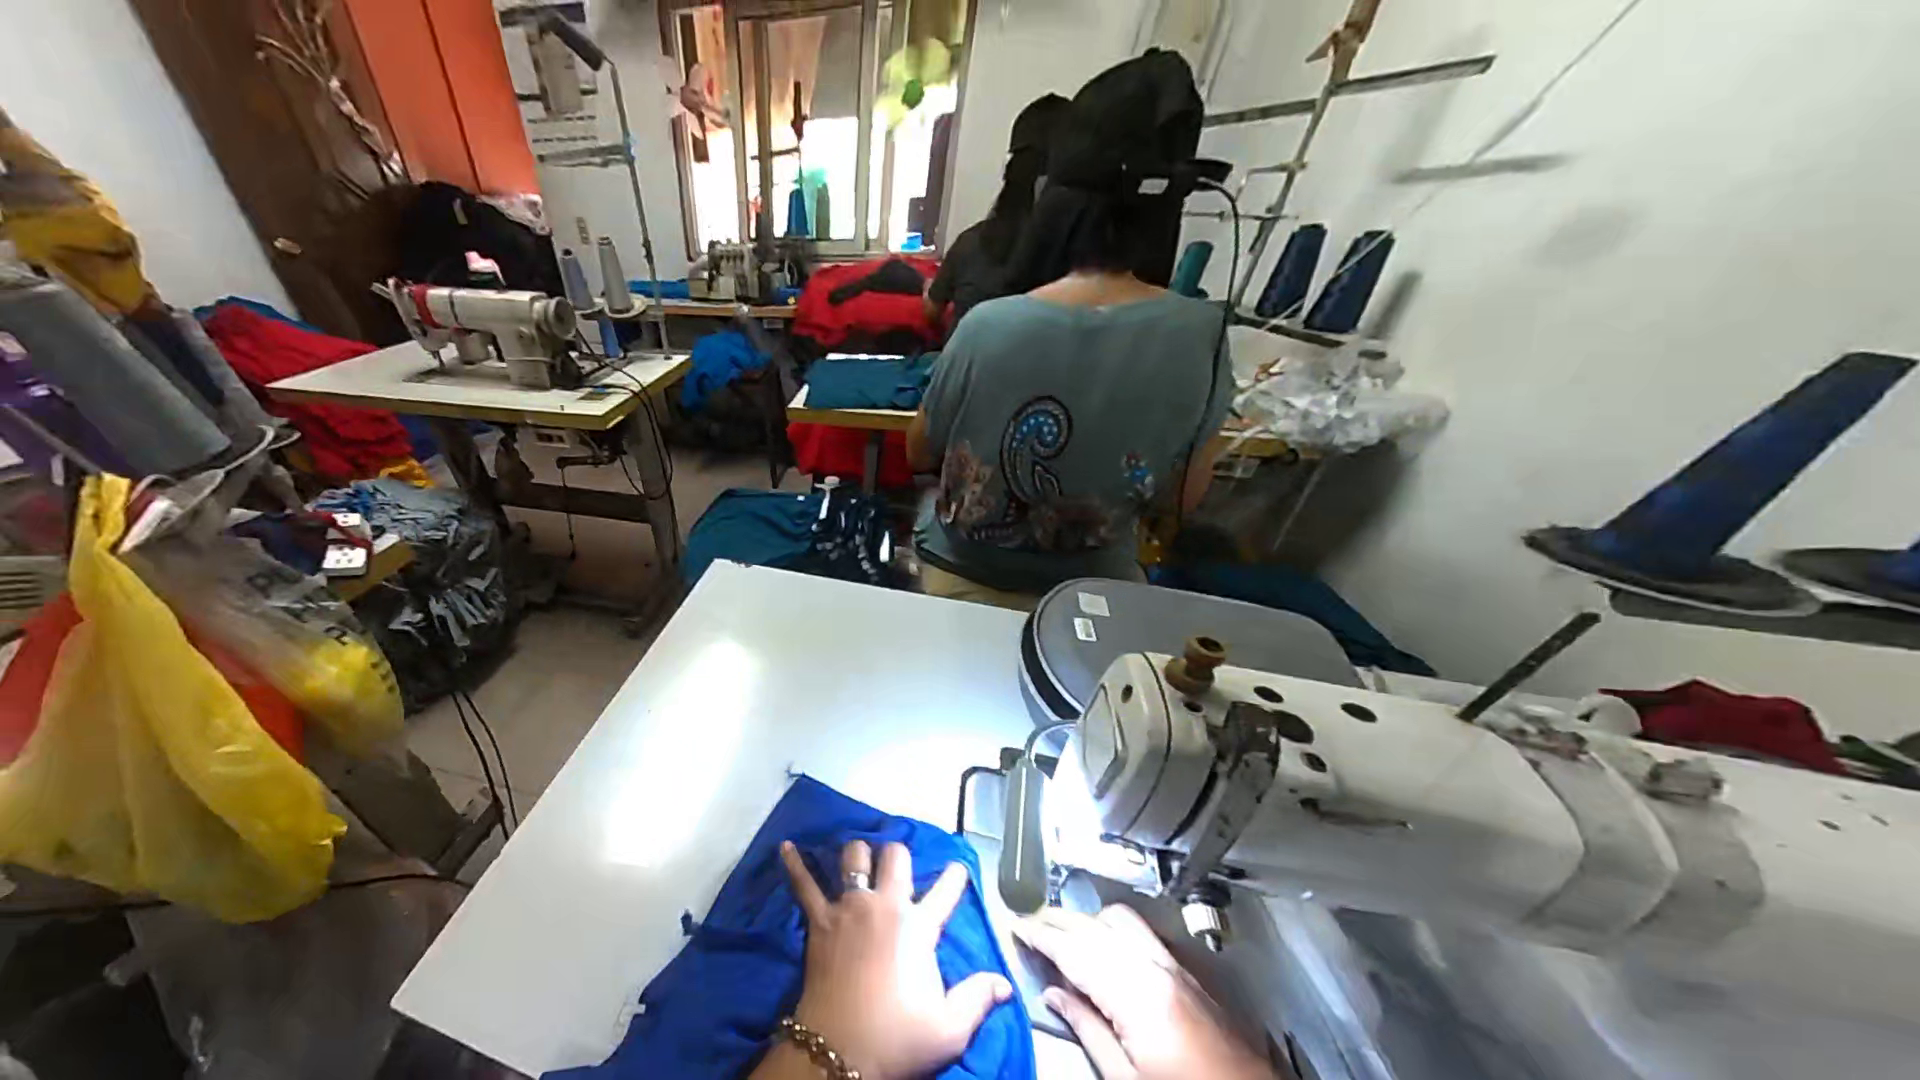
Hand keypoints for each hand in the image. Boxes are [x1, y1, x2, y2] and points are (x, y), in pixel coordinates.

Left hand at [777, 839, 1012, 1079]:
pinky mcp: (819, 921)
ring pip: (854, 858)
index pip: (946, 892)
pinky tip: (785, 847)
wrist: (836, 1055)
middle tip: (899, 867)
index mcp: (919, 926)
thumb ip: (977, 998)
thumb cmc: (895, 1038)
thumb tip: (1006, 985)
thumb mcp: (948, 1028)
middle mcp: (885, 905)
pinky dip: (795, 865)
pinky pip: (804, 886)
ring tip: (860, 856)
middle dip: (899, 856)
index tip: (958, 867)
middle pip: (896, 857)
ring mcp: (849, 909)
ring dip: (858, 854)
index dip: (955, 877)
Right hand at [1014, 905, 1284, 1079]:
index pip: (1076, 950)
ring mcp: (1175, 967)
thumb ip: (1088, 1031)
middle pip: (1096, 927)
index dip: (1042, 936)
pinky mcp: (1187, 974)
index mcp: (1138, 996)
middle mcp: (1156, 968)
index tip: (1017, 925)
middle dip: (1059, 921)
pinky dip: (1113, 930)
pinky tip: (1101, 948)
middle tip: (1029, 924)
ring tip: (1062, 935)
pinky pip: (1142, 934)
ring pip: (1121, 920)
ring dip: (1087, 921)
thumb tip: (1054, 995)